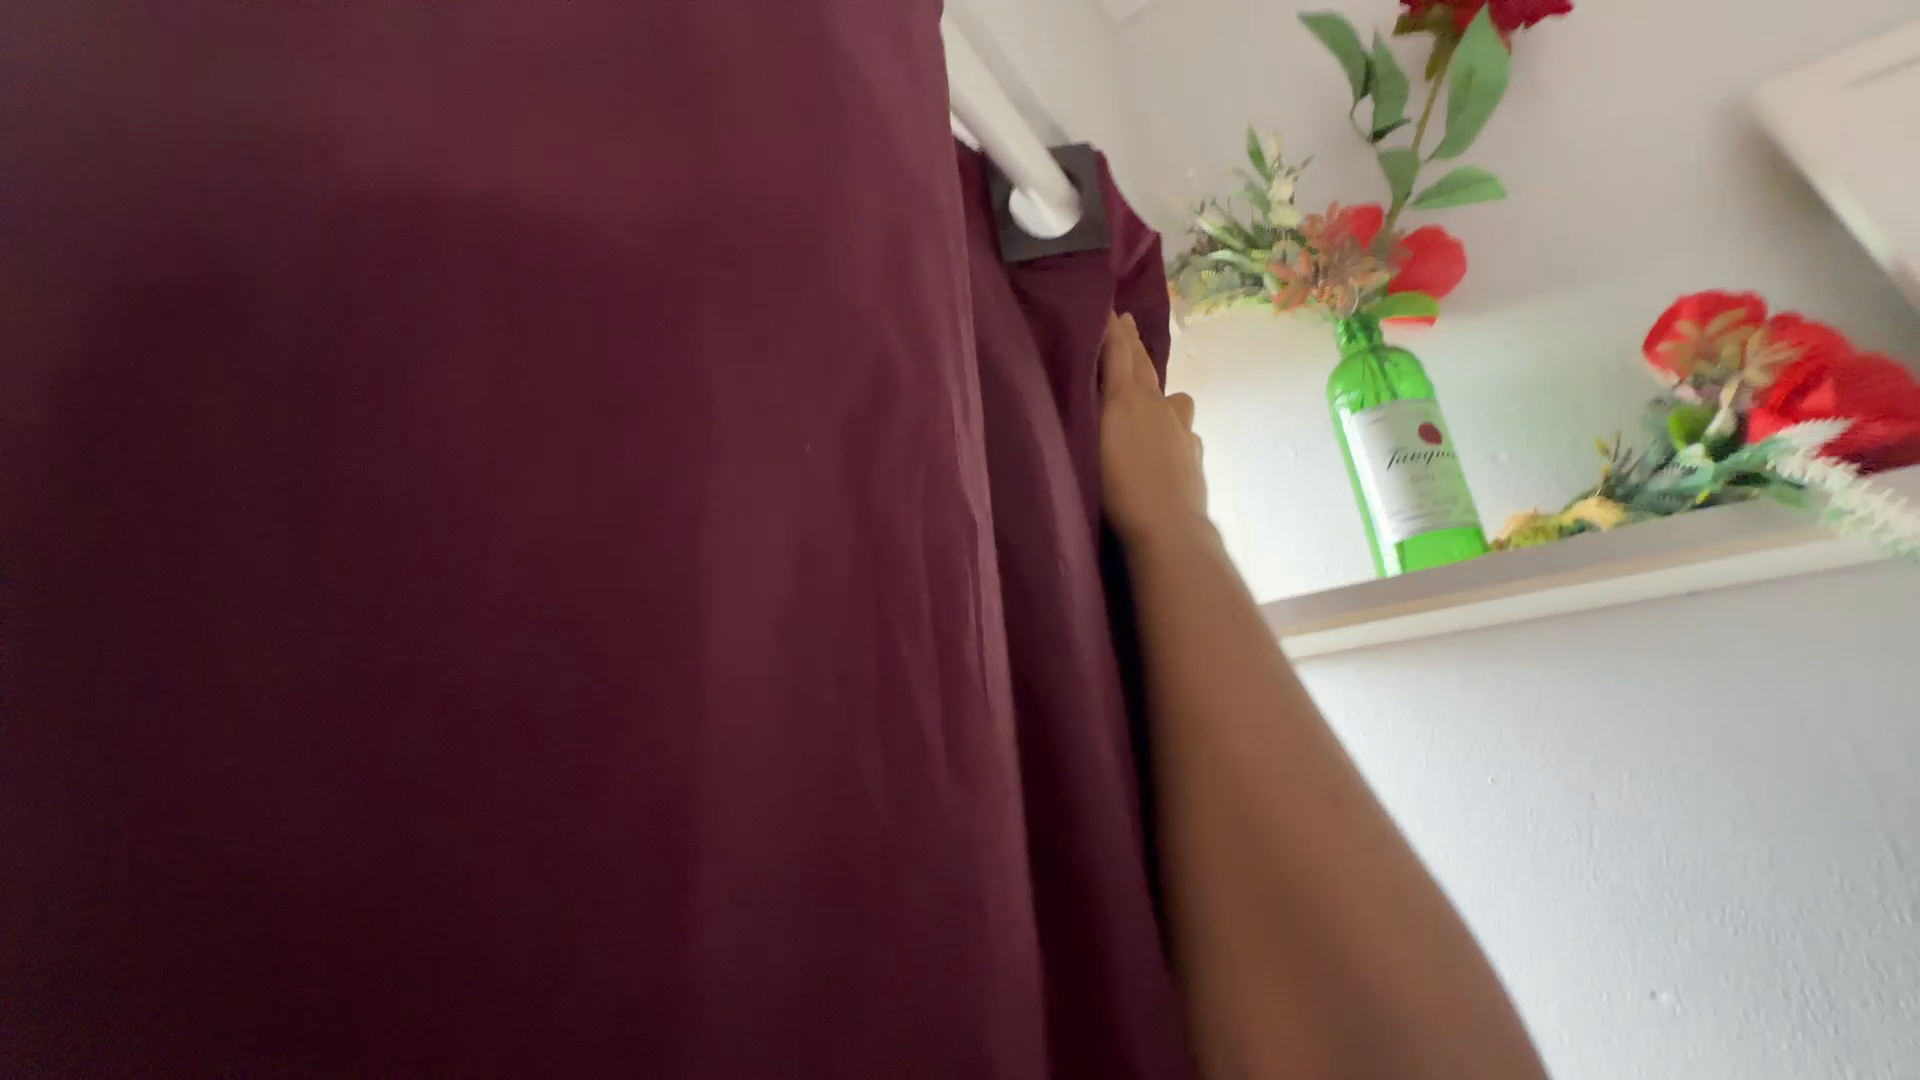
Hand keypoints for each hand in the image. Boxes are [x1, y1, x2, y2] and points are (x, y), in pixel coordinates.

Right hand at [1100, 312, 1209, 545]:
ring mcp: (1181, 428)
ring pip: (1173, 396)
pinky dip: (1174, 425)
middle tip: (1125, 322)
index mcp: (1127, 397)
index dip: (1112, 330)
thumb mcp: (1092, 443)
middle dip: (1132, 343)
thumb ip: (1090, 411)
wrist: (1166, 525)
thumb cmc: (1116, 488)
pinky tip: (1170, 437)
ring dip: (1159, 387)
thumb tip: (1091, 386)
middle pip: (1144, 365)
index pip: (1119, 352)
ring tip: (1151, 391)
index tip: (1106, 309)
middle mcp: (1157, 404)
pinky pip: (1184, 428)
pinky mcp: (1193, 453)